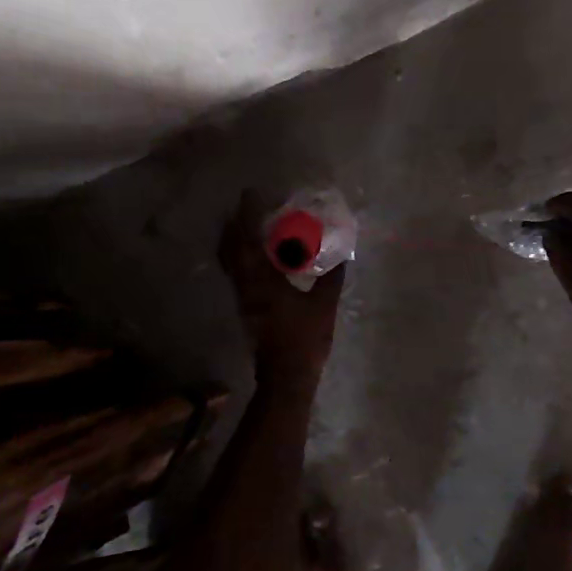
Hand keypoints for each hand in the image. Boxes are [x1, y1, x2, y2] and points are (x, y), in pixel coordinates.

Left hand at [221, 194, 345, 383]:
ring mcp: (242, 298)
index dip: (246, 215)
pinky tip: (255, 258)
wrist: (285, 375)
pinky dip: (240, 258)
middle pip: (229, 248)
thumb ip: (331, 278)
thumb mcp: (324, 305)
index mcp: (262, 280)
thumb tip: (342, 255)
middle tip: (243, 208)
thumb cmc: (304, 338)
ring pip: (230, 262)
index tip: (249, 195)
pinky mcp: (244, 309)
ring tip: (246, 227)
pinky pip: (236, 274)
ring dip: (234, 242)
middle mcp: (245, 285)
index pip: (247, 239)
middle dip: (233, 225)